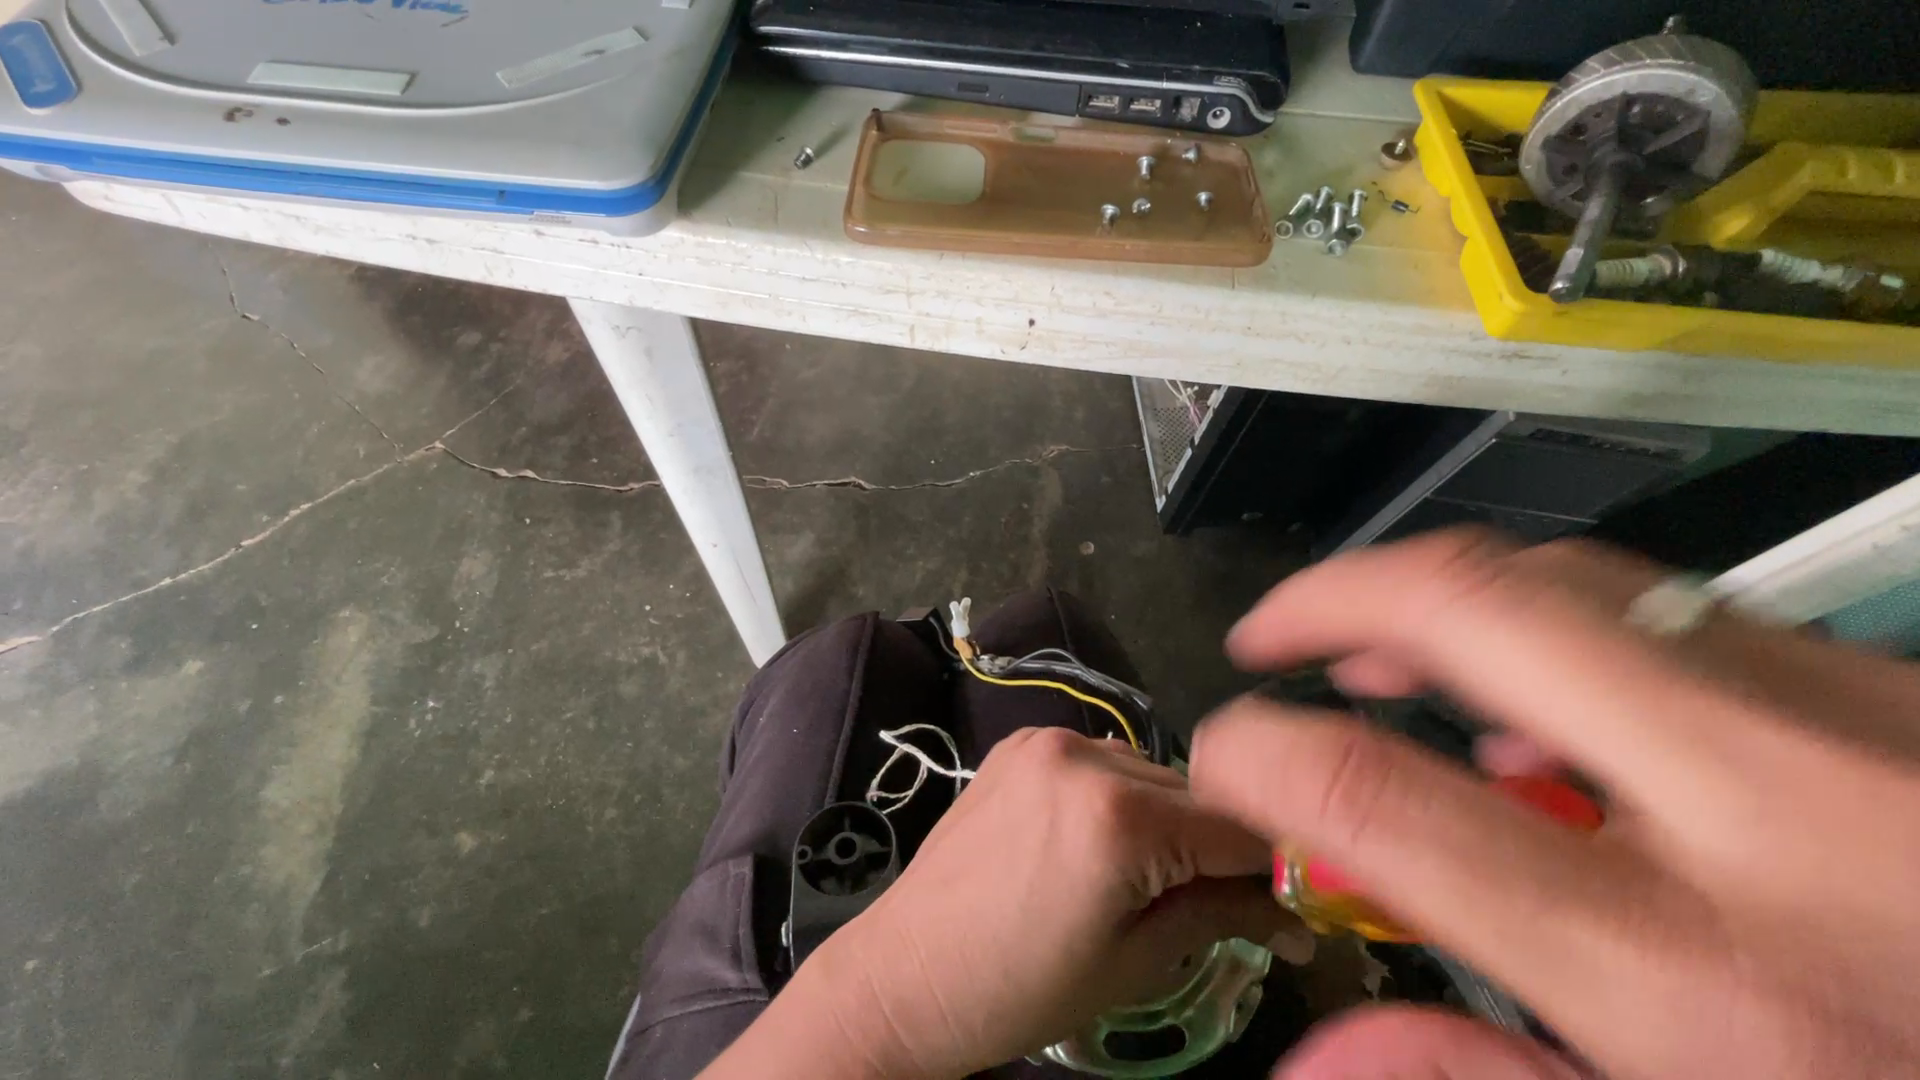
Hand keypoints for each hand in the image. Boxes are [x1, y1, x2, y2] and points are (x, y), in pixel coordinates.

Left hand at [720, 726, 1284, 1079]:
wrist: (907, 972)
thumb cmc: (1021, 987)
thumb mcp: (1135, 963)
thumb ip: (1221, 916)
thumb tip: (1296, 914)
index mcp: (1119, 815)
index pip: (1239, 824)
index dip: (1274, 864)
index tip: (1291, 898)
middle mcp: (1084, 754)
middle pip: (1194, 790)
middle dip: (1219, 840)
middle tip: (1221, 896)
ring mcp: (1045, 740)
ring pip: (1148, 770)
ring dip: (1168, 814)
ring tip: (1149, 873)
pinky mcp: (1018, 744)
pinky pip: (1099, 760)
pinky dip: (1119, 794)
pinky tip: (1098, 841)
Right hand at [1188, 529, 1919, 1079]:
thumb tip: (1310, 1070)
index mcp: (1701, 974)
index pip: (1380, 797)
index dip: (1259, 750)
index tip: (1223, 749)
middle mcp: (1777, 811)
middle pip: (1474, 606)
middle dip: (1330, 598)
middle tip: (1270, 633)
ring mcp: (1864, 723)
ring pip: (1574, 578)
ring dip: (1436, 600)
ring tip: (1376, 652)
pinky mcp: (1910, 694)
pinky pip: (1677, 615)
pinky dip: (1560, 631)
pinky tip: (1550, 701)